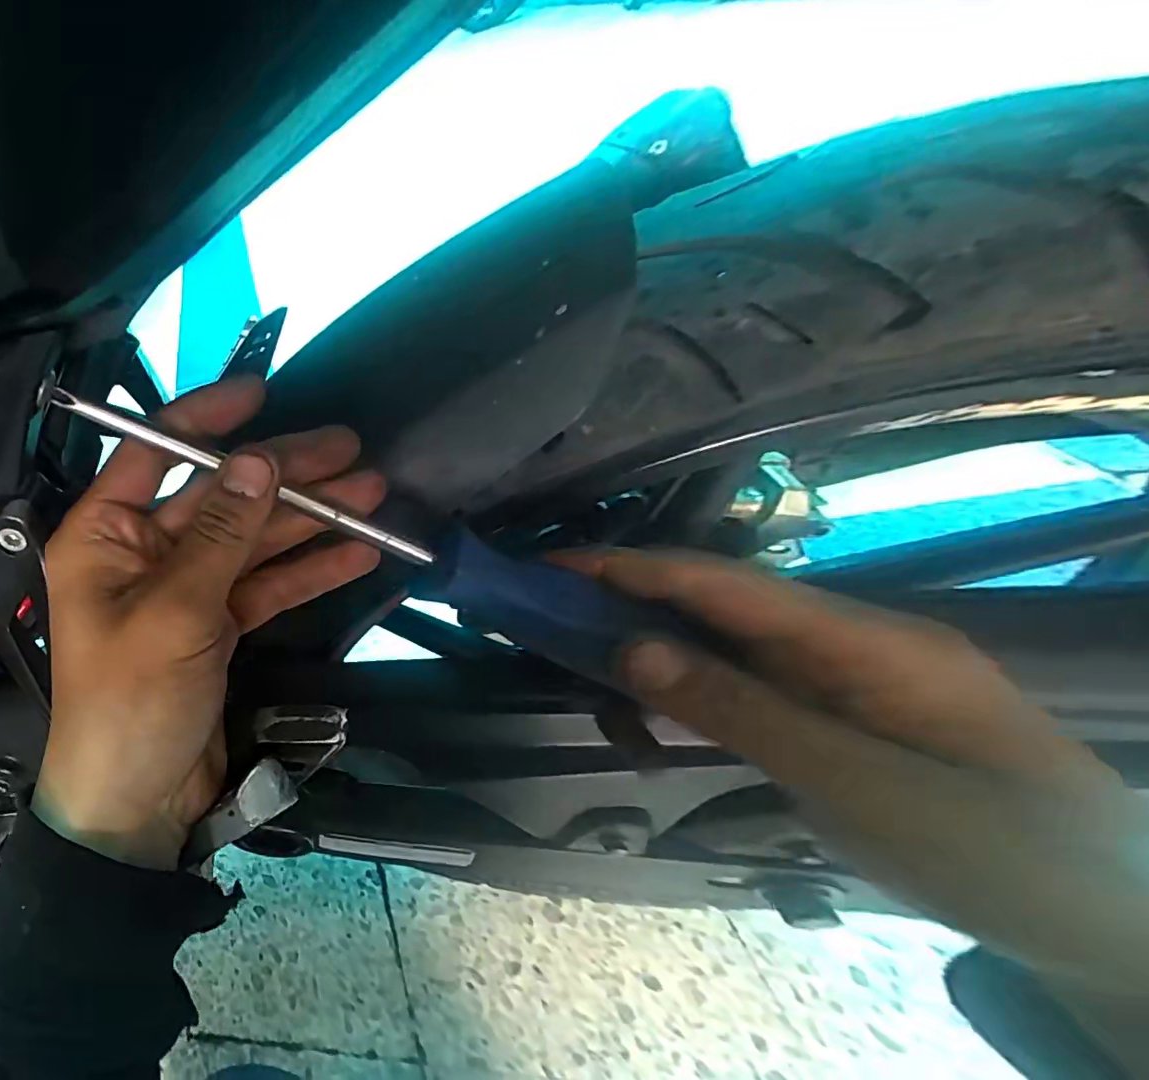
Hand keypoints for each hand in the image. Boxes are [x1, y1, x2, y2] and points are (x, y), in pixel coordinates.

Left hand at [35, 376, 383, 868]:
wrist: (135, 805)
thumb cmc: (131, 703)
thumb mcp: (176, 611)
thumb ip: (220, 534)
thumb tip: (259, 460)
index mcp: (104, 535)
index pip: (154, 453)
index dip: (208, 420)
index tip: (262, 394)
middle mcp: (141, 552)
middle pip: (219, 496)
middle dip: (283, 474)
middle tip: (349, 449)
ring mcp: (183, 588)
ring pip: (251, 539)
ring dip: (309, 519)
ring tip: (372, 494)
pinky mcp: (215, 624)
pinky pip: (264, 584)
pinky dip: (306, 570)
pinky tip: (356, 553)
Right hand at [565, 549, 1148, 998]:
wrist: (1112, 929)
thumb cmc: (1004, 854)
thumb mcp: (862, 787)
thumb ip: (740, 712)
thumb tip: (627, 650)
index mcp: (861, 640)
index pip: (722, 582)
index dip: (630, 566)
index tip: (550, 563)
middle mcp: (835, 643)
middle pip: (703, 608)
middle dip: (619, 612)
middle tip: (543, 628)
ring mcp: (826, 678)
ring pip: (707, 652)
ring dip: (644, 674)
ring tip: (603, 717)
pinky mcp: (815, 713)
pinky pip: (726, 693)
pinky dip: (675, 708)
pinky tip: (651, 742)